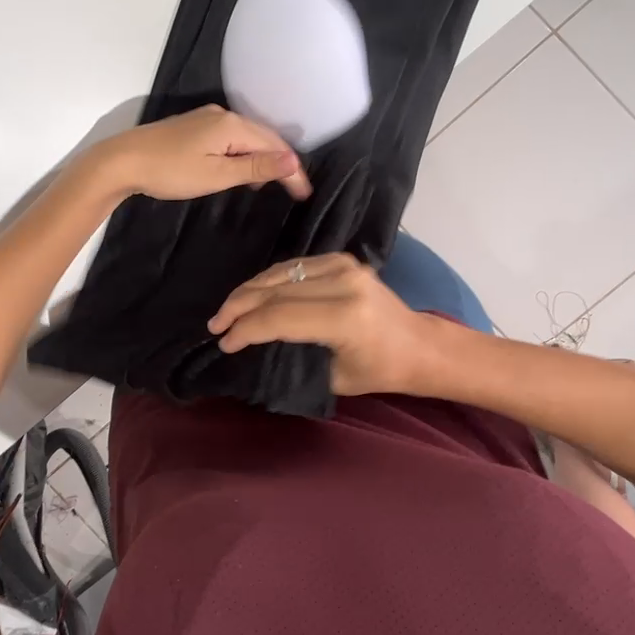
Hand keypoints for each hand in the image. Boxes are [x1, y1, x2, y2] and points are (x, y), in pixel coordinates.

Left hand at [90, 105, 311, 200]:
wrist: (122, 161)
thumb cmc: (171, 171)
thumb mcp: (217, 175)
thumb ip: (255, 167)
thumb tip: (293, 161)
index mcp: (233, 125)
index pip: (275, 146)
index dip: (292, 171)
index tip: (305, 194)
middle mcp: (223, 115)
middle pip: (263, 137)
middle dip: (279, 163)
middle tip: (292, 191)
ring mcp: (206, 119)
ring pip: (245, 138)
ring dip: (259, 159)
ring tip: (264, 185)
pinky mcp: (192, 127)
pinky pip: (229, 138)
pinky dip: (240, 155)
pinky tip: (237, 171)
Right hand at [206, 253, 475, 395]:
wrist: (420, 344)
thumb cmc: (380, 370)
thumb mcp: (333, 376)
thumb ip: (293, 356)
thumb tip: (251, 347)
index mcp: (344, 317)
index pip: (279, 317)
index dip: (246, 330)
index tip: (224, 344)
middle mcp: (343, 283)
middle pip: (275, 290)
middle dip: (238, 307)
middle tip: (215, 324)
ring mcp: (343, 266)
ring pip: (279, 273)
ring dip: (248, 291)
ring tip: (227, 310)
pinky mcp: (342, 259)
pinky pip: (294, 266)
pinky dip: (269, 280)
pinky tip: (252, 294)